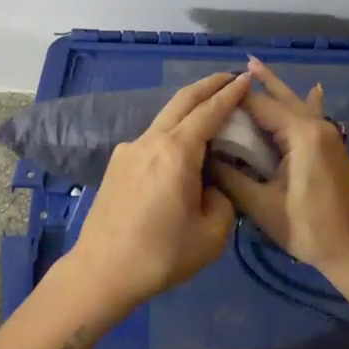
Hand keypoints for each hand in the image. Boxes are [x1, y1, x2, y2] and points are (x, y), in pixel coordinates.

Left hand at [64, 71, 251, 310]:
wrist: (102, 271)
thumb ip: (223, 200)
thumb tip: (214, 185)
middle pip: (183, 100)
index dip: (230, 93)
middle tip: (230, 77)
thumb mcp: (211, 234)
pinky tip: (182, 148)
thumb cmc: (161, 255)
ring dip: (189, 108)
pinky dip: (173, 131)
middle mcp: (151, 140)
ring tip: (210, 110)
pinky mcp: (117, 164)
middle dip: (208, 85)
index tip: (246, 78)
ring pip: (165, 118)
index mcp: (177, 152)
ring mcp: (129, 149)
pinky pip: (151, 137)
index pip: (209, 111)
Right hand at [210, 58, 348, 279]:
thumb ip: (231, 178)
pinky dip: (304, 102)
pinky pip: (312, 115)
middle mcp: (317, 126)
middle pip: (279, 99)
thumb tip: (203, 157)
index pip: (259, 106)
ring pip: (296, 104)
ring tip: (255, 66)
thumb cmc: (308, 228)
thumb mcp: (262, 206)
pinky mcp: (332, 147)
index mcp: (301, 134)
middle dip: (257, 83)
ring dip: (276, 89)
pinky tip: (313, 89)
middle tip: (234, 65)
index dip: (232, 100)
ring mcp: (329, 135)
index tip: (208, 95)